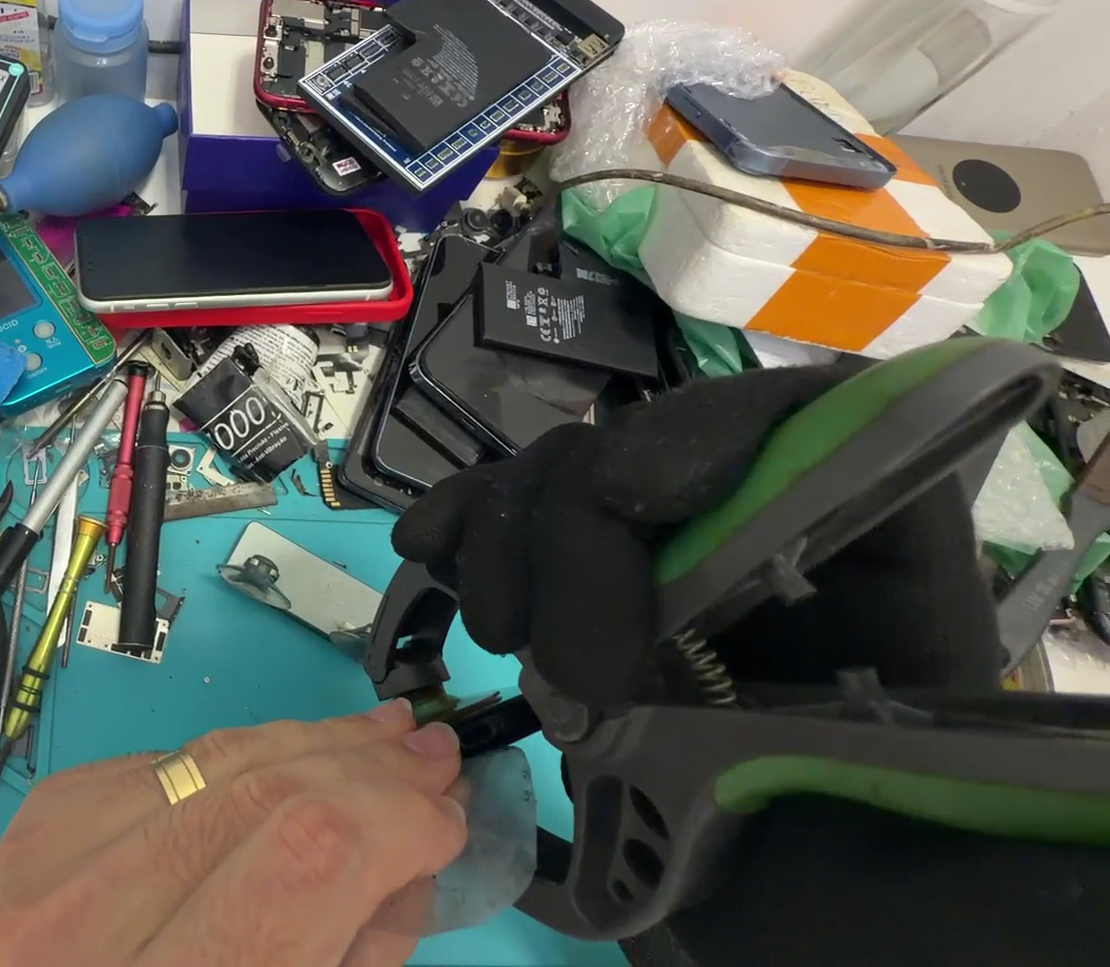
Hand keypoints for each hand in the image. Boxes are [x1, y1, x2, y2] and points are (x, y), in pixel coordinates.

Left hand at [0, 702, 467, 966]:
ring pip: (210, 756)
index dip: (392, 816)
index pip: (305, 853)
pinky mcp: (46, 817)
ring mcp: (55, 854)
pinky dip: (237, 760)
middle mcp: (90, 918)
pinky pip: (166, 763)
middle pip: (254, 790)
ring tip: (373, 734)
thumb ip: (355, 952)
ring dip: (306, 741)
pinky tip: (284, 757)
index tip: (445, 809)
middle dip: (359, 762)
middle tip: (425, 751)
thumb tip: (404, 847)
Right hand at [390, 365, 1109, 965]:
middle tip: (570, 671)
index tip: (636, 504)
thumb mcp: (855, 783)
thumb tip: (669, 673)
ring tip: (498, 641)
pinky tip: (426, 552)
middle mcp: (732, 504)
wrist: (758, 861)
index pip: (780, 419)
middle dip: (570, 543)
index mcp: (850, 529)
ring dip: (497, 547)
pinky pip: (486, 506)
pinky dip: (452, 524)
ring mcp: (629, 525)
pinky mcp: (554, 551)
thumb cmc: (822, 836)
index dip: (698, 436)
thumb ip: (807, 725)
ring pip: (539, 475)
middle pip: (623, 451)